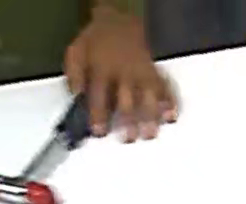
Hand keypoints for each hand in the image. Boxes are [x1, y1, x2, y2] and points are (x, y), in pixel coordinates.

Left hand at [65, 5, 178, 140]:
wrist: (118, 22)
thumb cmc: (97, 44)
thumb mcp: (76, 53)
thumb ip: (75, 76)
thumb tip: (77, 98)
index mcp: (101, 69)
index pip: (99, 96)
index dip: (99, 116)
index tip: (100, 132)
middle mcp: (124, 74)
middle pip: (128, 103)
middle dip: (128, 123)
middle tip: (128, 139)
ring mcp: (143, 76)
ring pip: (149, 101)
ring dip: (150, 121)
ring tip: (149, 135)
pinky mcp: (156, 77)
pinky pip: (167, 92)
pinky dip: (170, 105)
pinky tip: (170, 118)